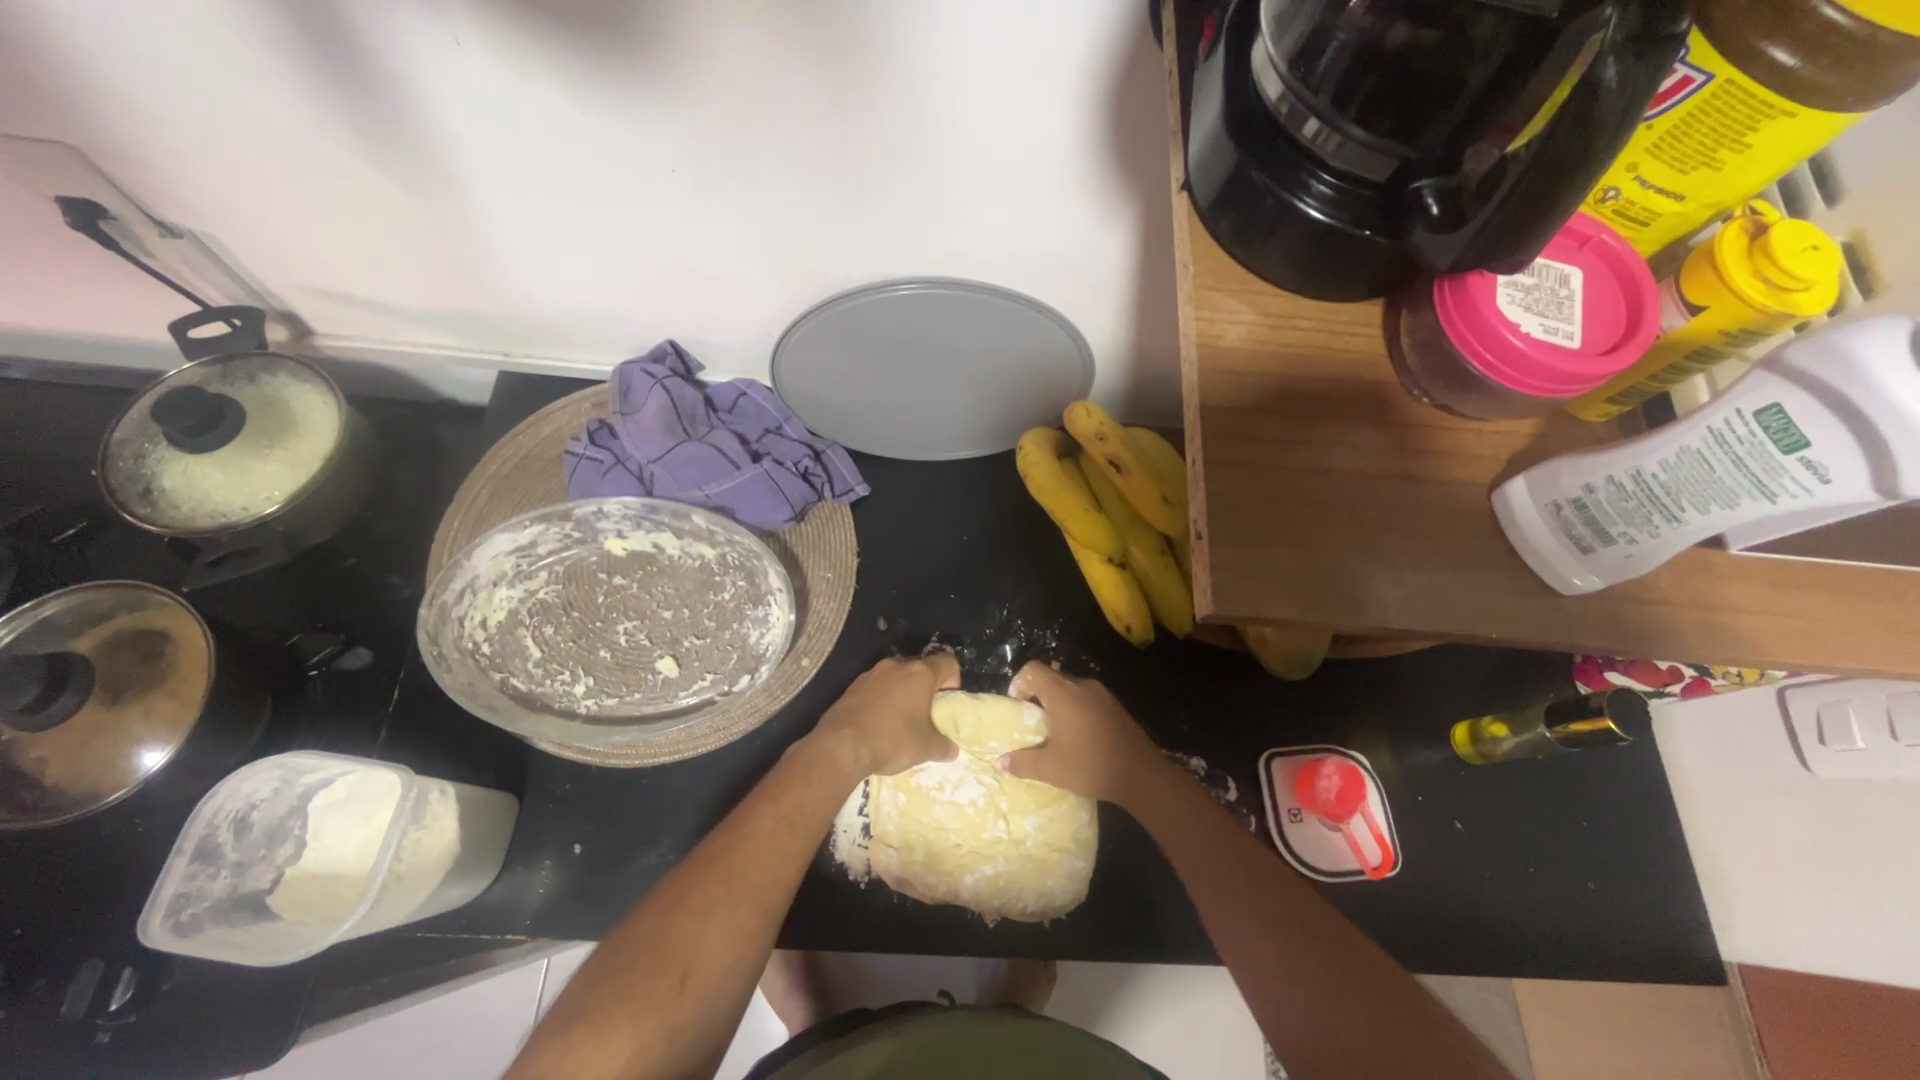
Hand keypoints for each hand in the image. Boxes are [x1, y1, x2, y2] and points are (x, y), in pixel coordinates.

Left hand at [807, 651, 960, 778]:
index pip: (947, 662)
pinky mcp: (852, 686)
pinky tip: (877, 724)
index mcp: (920, 673)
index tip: (946, 702)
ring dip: (902, 694)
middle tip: (926, 714)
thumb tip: (951, 750)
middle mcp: (896, 666)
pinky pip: (875, 688)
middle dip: (926, 689)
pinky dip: (881, 700)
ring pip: (896, 678)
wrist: (840, 745)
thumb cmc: (891, 740)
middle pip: (920, 669)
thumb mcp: (926, 748)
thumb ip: (943, 746)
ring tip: (900, 721)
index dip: (953, 680)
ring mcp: (871, 674)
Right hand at [1002, 662, 1161, 804]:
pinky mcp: (1116, 708)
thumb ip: (1022, 762)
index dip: (1019, 683)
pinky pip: (1088, 701)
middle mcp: (1082, 686)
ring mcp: (1103, 695)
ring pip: (1072, 691)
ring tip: (1056, 734)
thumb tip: (1001, 762)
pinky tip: (1080, 739)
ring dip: (1059, 706)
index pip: (1033, 670)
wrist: (1141, 774)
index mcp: (1062, 693)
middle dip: (1038, 697)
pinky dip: (1077, 712)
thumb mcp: (1050, 768)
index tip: (1017, 707)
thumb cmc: (1090, 765)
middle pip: (1053, 679)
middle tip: (1033, 724)